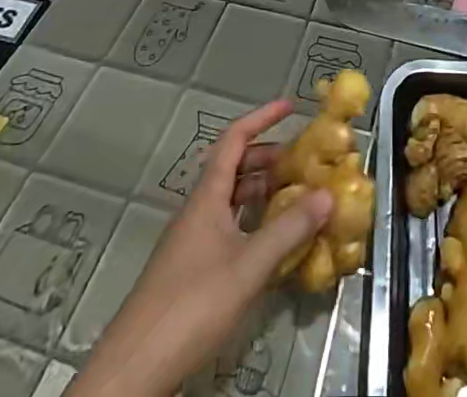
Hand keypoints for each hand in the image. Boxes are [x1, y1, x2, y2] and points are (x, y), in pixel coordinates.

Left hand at [70, 100, 331, 396]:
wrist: (139, 360)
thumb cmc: (193, 302)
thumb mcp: (249, 265)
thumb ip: (289, 229)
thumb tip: (328, 194)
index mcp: (207, 196)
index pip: (234, 140)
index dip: (261, 118)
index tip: (291, 107)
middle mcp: (199, 208)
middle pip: (235, 167)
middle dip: (269, 157)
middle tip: (305, 161)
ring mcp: (194, 236)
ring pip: (232, 198)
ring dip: (263, 190)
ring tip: (298, 194)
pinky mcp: (194, 263)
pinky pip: (230, 224)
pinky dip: (254, 219)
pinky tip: (274, 238)